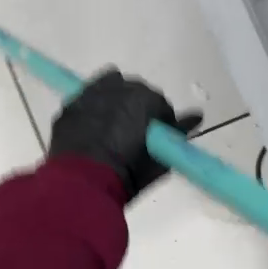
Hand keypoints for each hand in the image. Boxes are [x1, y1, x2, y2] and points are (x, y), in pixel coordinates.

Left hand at [50, 70, 201, 201]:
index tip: (154, 141)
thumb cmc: (128, 172)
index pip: (159, 105)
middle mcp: (119, 87)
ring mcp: (91, 93)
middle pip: (134, 93)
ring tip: (111, 126)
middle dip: (136, 109)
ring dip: (114, 100)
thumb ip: (178, 132)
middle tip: (131, 136)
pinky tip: (90, 127)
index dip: (158, 122)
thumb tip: (197, 115)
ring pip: (109, 86)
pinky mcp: (70, 104)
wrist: (83, 181)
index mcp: (146, 98)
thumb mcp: (160, 158)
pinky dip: (92, 108)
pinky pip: (86, 98)